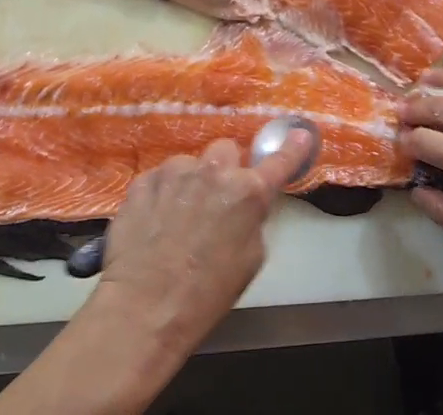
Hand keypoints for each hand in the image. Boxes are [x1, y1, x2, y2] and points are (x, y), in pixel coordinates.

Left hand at [92, 133, 313, 348]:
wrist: (145, 307)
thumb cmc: (207, 294)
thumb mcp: (250, 260)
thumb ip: (251, 219)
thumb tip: (243, 205)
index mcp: (247, 192)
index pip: (278, 163)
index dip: (291, 149)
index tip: (300, 133)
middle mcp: (212, 171)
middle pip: (225, 150)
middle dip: (224, 169)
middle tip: (216, 199)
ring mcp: (173, 171)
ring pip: (189, 164)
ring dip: (190, 182)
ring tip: (177, 218)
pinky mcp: (142, 181)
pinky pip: (160, 179)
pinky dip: (161, 194)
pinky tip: (153, 223)